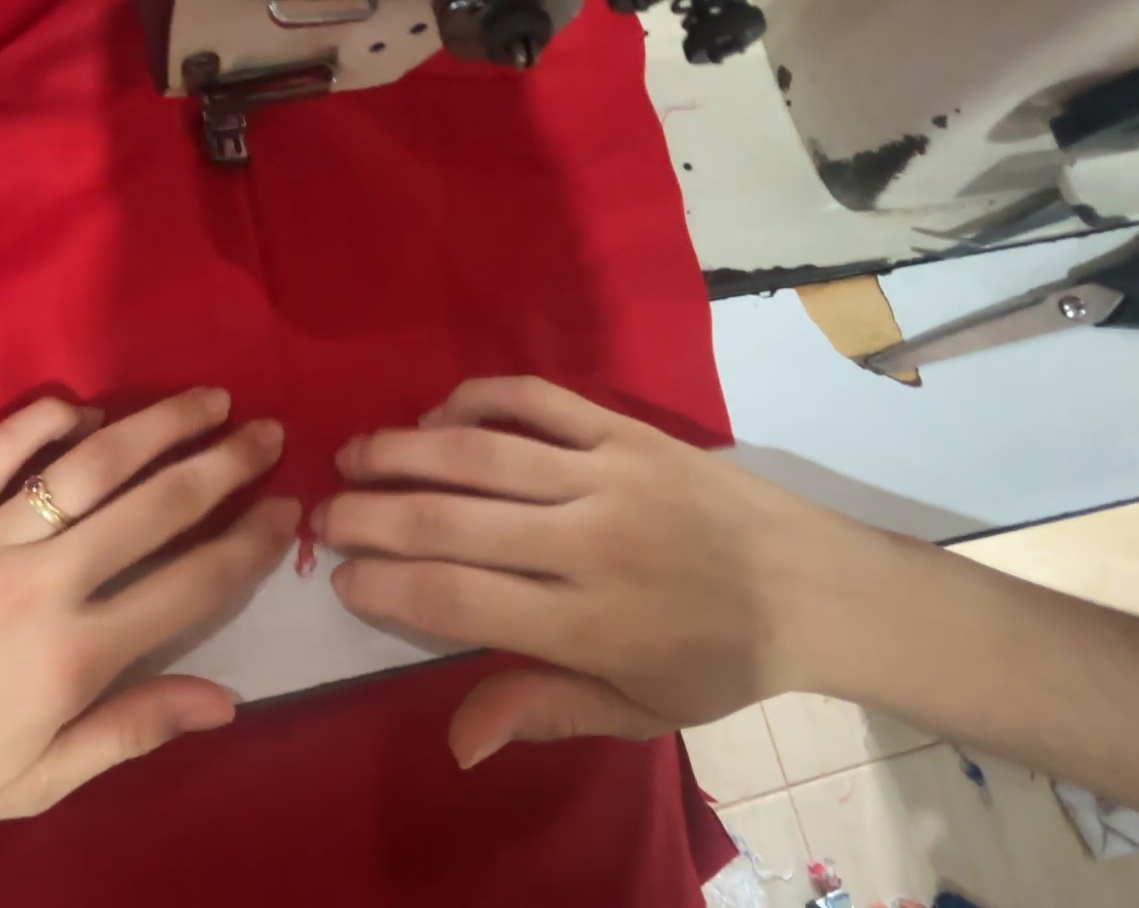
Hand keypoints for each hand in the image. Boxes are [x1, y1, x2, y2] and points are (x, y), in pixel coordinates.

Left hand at [0, 389, 294, 840]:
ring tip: (208, 400)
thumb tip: (227, 700)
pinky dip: (46, 418)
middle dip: (224, 464)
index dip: (250, 543)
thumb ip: (133, 731)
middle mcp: (39, 582)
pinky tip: (87, 408)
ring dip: (158, 425)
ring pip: (89, 463)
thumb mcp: (37, 779)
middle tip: (269, 432)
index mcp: (71, 657)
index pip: (190, 584)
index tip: (286, 509)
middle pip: (154, 506)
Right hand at [317, 377, 892, 767]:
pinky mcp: (627, 430)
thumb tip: (455, 741)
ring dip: (401, 451)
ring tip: (351, 455)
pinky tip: (435, 416)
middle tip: (321, 515)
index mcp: (590, 625)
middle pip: (450, 522)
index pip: (456, 600)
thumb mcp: (635, 712)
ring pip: (480, 454)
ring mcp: (608, 475)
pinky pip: (535, 399)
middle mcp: (589, 544)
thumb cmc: (714, 660)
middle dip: (369, 516)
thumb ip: (542, 712)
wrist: (816, 585)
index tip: (341, 579)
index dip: (383, 587)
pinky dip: (473, 400)